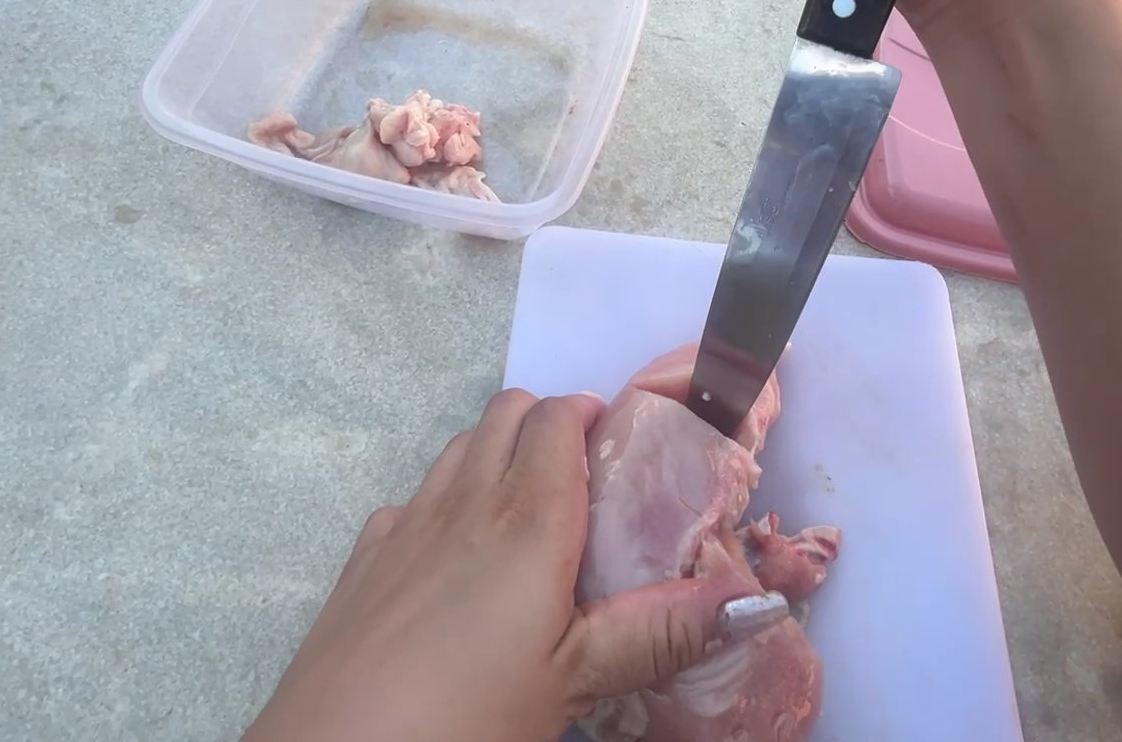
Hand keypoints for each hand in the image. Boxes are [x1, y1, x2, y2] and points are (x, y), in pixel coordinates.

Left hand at [244, 390, 760, 741]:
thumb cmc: (471, 715)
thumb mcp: (580, 676)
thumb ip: (665, 629)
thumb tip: (757, 601)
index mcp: (528, 515)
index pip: (557, 417)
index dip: (586, 411)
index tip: (610, 439)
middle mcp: (467, 497)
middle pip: (506, 410)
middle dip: (544, 419)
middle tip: (573, 473)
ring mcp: (408, 519)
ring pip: (458, 442)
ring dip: (494, 449)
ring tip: (517, 506)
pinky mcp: (365, 556)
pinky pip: (411, 496)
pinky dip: (441, 498)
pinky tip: (447, 555)